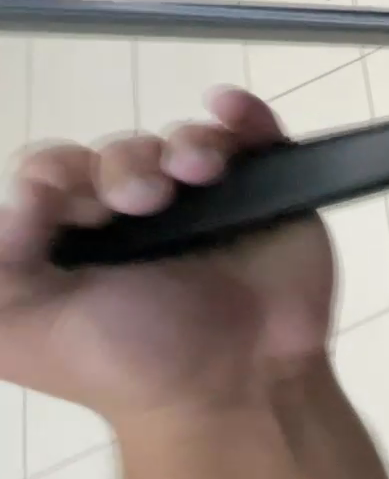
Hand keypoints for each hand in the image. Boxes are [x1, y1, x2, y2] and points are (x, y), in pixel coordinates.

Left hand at [0, 88, 334, 428]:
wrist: (240, 373)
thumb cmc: (131, 358)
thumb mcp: (21, 328)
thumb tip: (26, 195)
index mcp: (75, 240)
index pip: (52, 176)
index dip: (59, 179)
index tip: (81, 216)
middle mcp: (142, 213)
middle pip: (120, 150)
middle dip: (127, 166)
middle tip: (143, 203)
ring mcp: (214, 200)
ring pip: (187, 138)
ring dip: (185, 144)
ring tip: (200, 175)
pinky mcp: (274, 190)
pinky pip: (258, 134)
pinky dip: (243, 111)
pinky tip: (227, 105)